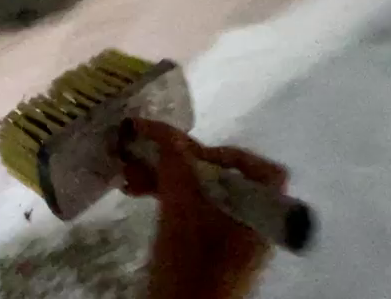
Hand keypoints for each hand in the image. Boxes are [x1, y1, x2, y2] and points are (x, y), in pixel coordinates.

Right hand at [117, 120, 289, 298]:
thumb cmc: (192, 263)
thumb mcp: (180, 208)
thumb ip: (173, 163)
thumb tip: (158, 126)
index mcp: (258, 214)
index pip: (264, 171)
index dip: (230, 155)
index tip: (193, 154)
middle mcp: (248, 222)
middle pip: (221, 175)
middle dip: (176, 158)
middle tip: (143, 148)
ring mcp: (226, 236)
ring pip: (197, 190)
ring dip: (160, 172)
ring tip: (126, 167)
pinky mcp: (204, 246)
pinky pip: (186, 207)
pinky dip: (161, 193)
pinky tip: (132, 187)